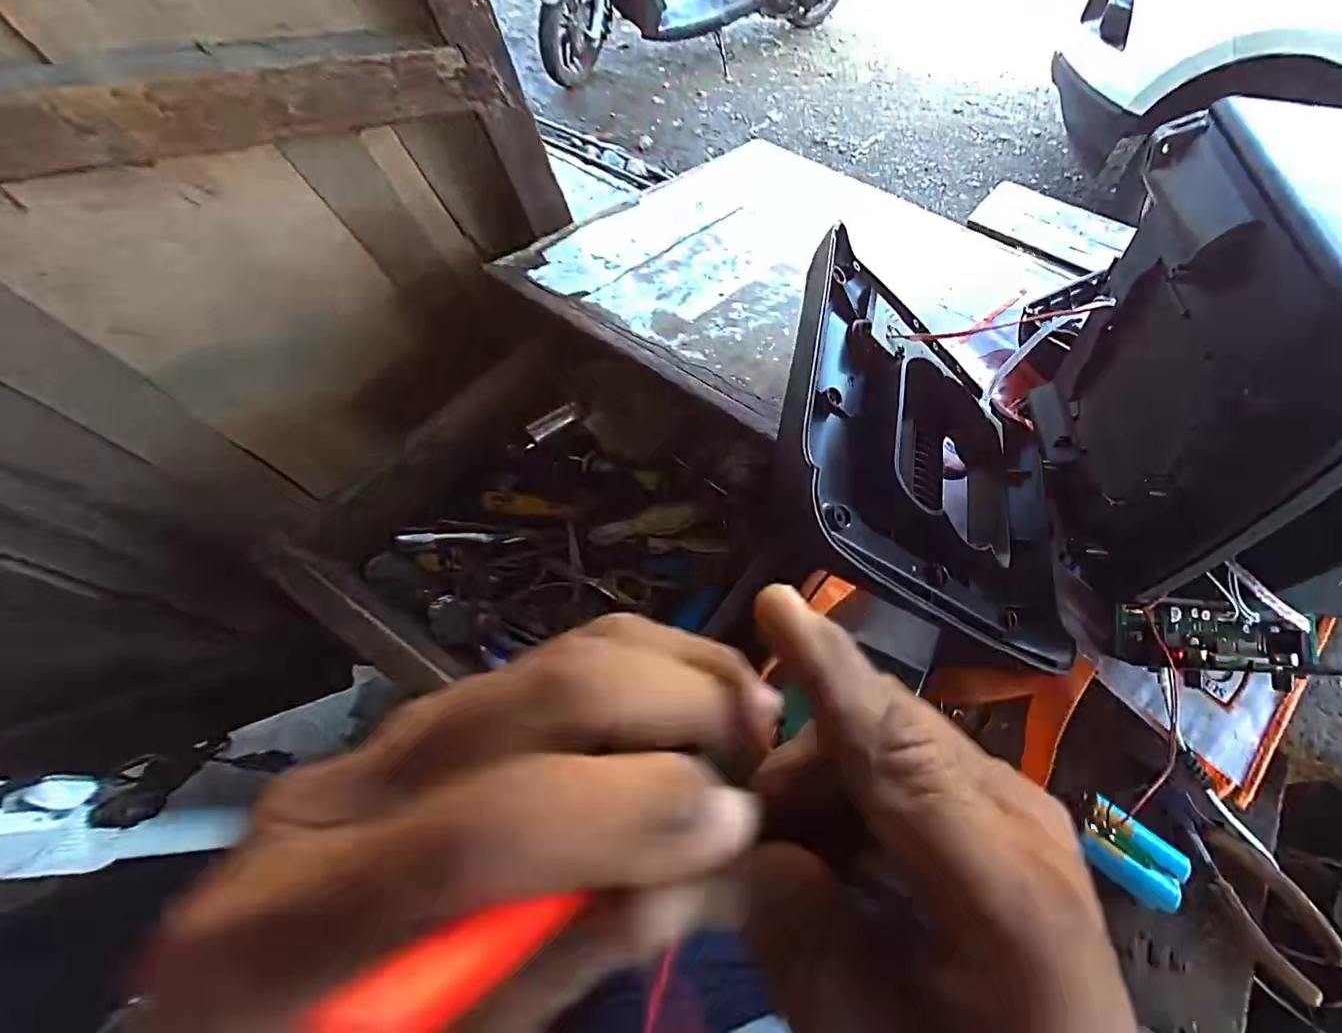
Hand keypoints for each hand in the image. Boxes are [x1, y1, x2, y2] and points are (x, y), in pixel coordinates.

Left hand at [138, 613, 781, 1032]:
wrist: (317, 988)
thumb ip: (590, 948)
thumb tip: (722, 856)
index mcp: (294, 926)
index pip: (489, 830)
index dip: (639, 815)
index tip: (739, 828)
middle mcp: (345, 787)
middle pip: (557, 695)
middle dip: (693, 715)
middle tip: (759, 763)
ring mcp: (407, 722)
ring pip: (585, 648)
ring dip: (697, 672)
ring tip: (754, 717)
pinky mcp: (466, 694)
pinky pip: (588, 643)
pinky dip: (672, 657)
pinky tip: (711, 693)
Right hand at [743, 585, 1134, 1032]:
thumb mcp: (872, 1031)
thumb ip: (800, 936)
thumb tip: (734, 852)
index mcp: (997, 874)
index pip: (894, 746)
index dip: (831, 672)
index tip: (781, 603)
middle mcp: (1017, 810)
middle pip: (890, 731)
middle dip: (805, 759)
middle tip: (742, 829)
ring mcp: (1021, 804)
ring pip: (900, 745)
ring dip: (832, 781)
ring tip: (788, 855)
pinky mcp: (1013, 812)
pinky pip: (922, 772)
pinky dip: (867, 798)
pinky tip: (839, 855)